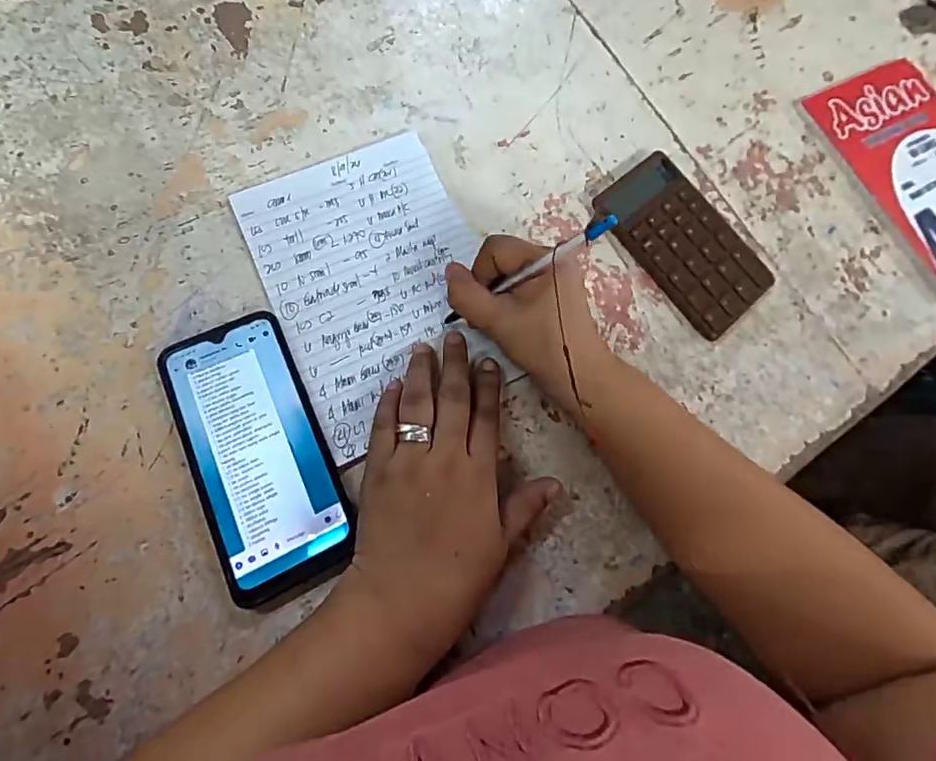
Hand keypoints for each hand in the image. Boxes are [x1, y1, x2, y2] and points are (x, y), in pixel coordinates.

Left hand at [333, 334, 562, 667]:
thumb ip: (524, 507)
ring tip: (422, 349)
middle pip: (451, 401)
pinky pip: (384, 427)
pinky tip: (392, 386)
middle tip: (454, 337)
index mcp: (478, 474)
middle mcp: (444, 457)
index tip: (487, 361)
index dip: (488, 387)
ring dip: (420, 374)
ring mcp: (408, 460)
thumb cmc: (457, 577)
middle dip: (454, 365)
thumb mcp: (500, 545)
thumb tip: (557, 484)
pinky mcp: (378, 469)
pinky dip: (388, 404)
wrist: (399, 600)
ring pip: (417, 405)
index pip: (486, 417)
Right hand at [446, 235, 612, 413]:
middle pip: (501, 258)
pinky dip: (510, 299)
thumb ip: (466, 294)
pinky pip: (522, 282)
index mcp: (545, 257)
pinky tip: (513, 321)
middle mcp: (555, 258)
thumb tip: (450, 270)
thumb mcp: (495, 320)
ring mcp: (558, 273)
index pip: (494, 248)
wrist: (580, 376)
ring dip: (497, 295)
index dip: (479, 274)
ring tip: (501, 322)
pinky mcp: (558, 288)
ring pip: (509, 272)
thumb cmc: (541, 346)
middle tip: (488, 317)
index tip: (485, 306)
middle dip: (488, 286)